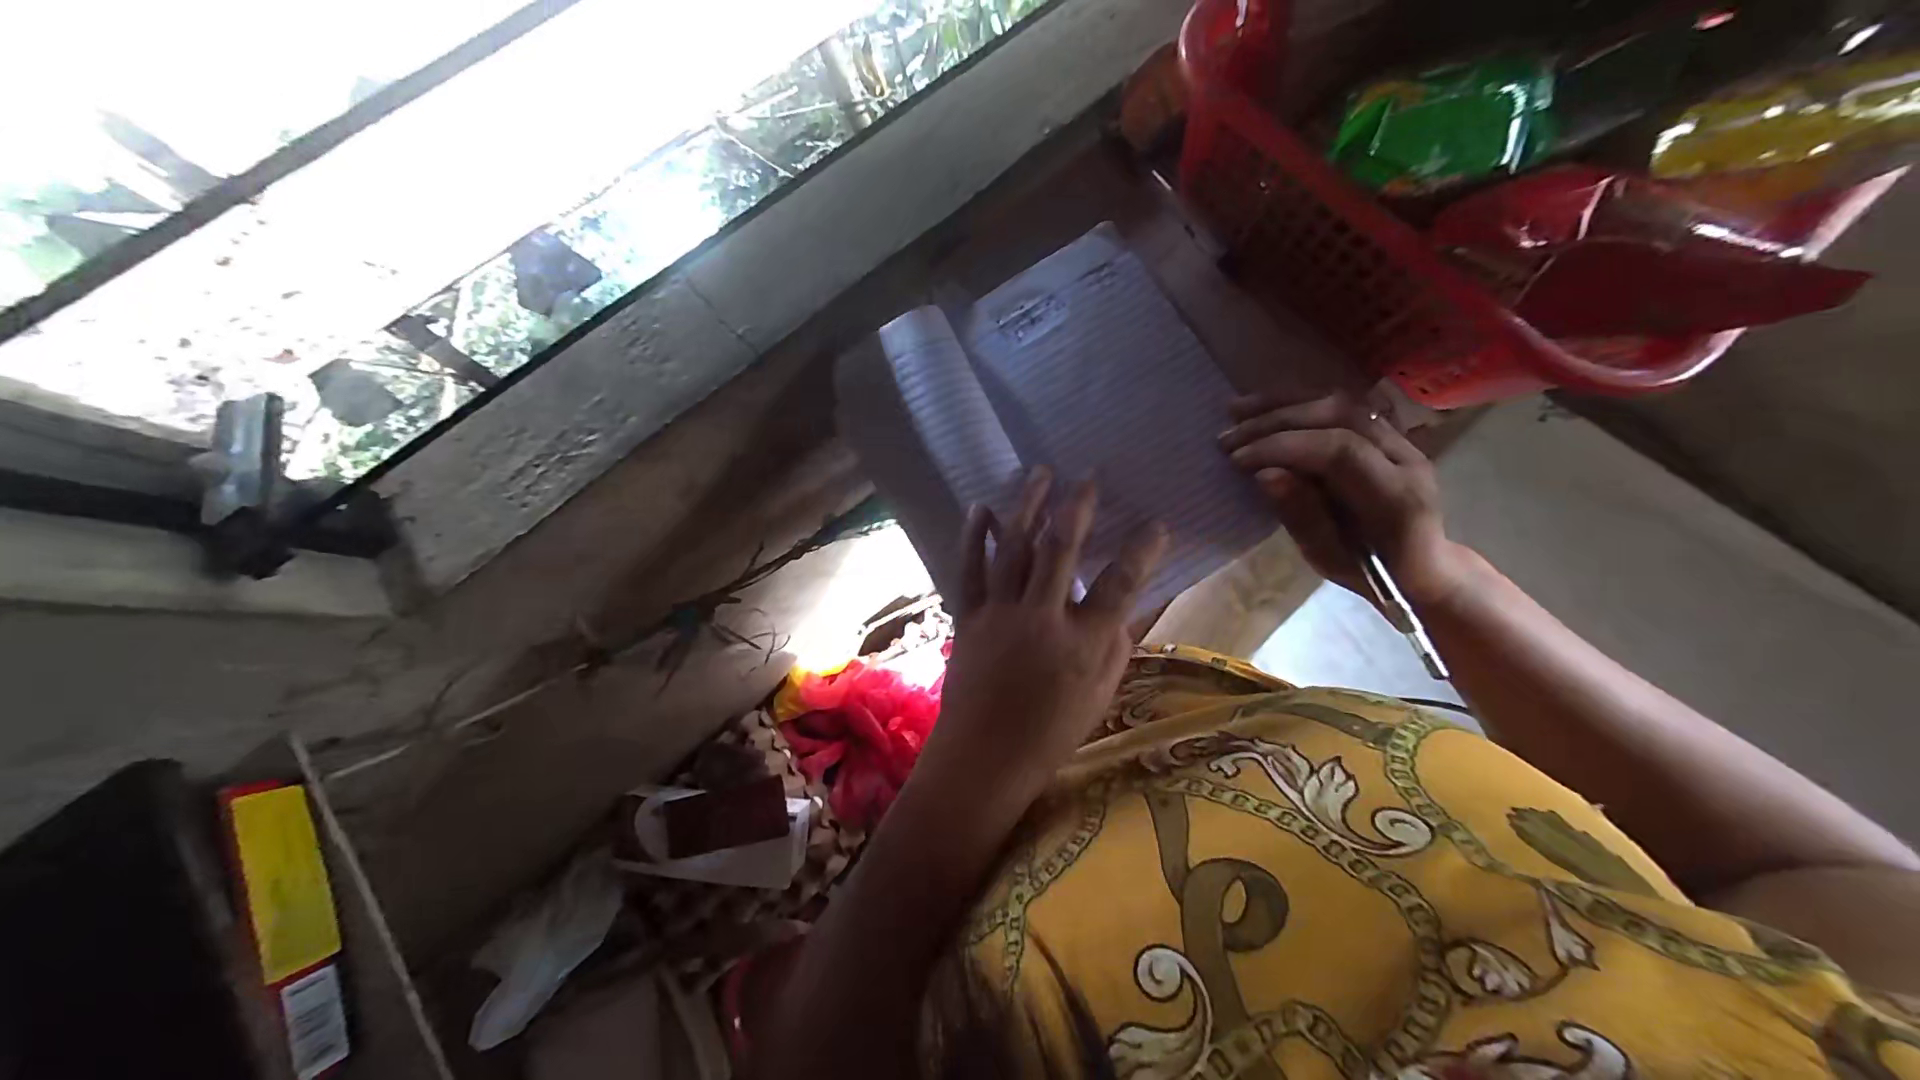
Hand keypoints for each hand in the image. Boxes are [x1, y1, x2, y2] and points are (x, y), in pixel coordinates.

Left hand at [922, 468, 1167, 809]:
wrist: (985, 757)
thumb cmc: (1051, 732)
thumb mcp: (1102, 692)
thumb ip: (1119, 643)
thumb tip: (1137, 601)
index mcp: (1083, 643)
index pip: (1122, 584)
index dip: (1143, 549)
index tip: (1158, 523)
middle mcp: (1042, 619)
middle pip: (1061, 549)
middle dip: (1078, 506)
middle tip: (1089, 476)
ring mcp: (1000, 614)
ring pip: (1014, 547)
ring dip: (1028, 505)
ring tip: (1040, 472)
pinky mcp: (968, 617)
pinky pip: (970, 569)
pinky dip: (976, 536)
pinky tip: (982, 508)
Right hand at [1219, 392, 1465, 608]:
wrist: (1420, 566)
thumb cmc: (1370, 572)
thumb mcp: (1328, 558)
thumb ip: (1301, 515)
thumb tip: (1264, 474)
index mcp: (1396, 495)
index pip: (1340, 450)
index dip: (1284, 447)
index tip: (1237, 459)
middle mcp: (1406, 456)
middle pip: (1340, 416)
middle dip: (1277, 422)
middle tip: (1228, 439)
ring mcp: (1400, 439)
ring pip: (1341, 402)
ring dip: (1283, 404)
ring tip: (1235, 411)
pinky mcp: (1385, 433)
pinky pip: (1341, 405)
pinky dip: (1298, 403)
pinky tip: (1262, 407)